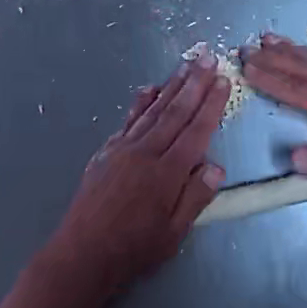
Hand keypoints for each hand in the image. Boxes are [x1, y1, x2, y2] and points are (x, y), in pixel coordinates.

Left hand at [41, 58, 229, 296]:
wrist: (83, 251)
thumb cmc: (133, 248)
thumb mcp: (173, 234)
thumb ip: (195, 197)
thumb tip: (216, 166)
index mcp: (167, 172)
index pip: (196, 131)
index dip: (211, 104)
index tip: (223, 80)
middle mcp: (146, 151)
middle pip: (175, 111)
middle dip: (194, 83)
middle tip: (208, 57)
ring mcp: (125, 147)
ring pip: (153, 109)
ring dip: (172, 85)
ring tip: (186, 65)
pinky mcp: (109, 149)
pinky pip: (130, 119)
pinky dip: (142, 101)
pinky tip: (149, 89)